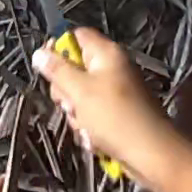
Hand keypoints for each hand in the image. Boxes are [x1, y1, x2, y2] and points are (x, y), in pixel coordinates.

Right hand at [32, 27, 182, 180]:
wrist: (152, 155)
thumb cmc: (115, 118)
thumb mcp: (79, 91)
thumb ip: (57, 70)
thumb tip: (39, 53)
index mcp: (106, 54)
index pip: (76, 35)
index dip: (58, 47)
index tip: (46, 66)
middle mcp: (112, 68)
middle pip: (74, 68)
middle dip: (66, 90)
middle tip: (70, 104)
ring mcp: (116, 91)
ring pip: (80, 95)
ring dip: (76, 113)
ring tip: (85, 126)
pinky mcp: (117, 113)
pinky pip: (91, 113)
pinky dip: (88, 125)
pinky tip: (93, 138)